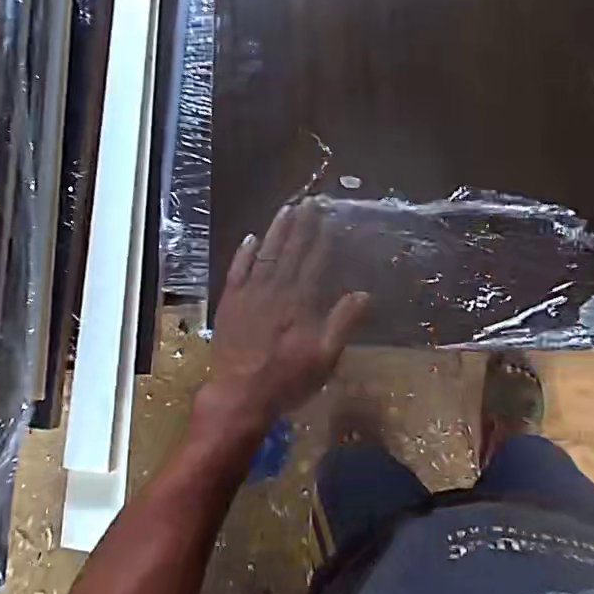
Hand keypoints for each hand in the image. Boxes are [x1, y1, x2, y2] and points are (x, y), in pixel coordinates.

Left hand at [203, 198, 369, 431]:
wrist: (239, 392)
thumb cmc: (287, 379)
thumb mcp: (324, 358)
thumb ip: (342, 324)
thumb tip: (363, 294)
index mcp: (300, 302)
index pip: (314, 262)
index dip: (322, 238)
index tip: (329, 216)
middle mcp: (274, 290)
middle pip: (290, 251)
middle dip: (302, 226)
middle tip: (310, 201)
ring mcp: (249, 293)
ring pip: (264, 254)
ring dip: (276, 231)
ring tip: (287, 210)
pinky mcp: (229, 301)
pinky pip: (237, 270)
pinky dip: (244, 252)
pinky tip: (250, 237)